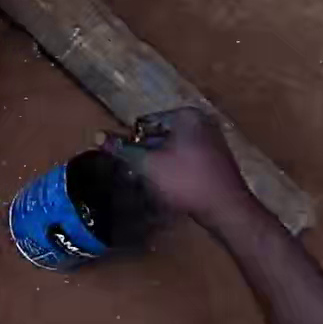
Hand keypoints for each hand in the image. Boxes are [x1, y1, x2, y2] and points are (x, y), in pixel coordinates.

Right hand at [105, 107, 255, 224]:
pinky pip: (187, 160)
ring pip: (173, 149)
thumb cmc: (186, 182)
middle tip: (142, 174)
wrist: (225, 208)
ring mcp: (213, 140)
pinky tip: (174, 187)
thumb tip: (97, 136)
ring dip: (161, 163)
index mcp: (187, 115)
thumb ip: (122, 149)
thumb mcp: (148, 164)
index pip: (145, 122)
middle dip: (148, 153)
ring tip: (158, 183)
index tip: (134, 163)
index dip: (134, 142)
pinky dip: (177, 170)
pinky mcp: (217, 160)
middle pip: (160, 135)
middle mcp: (202, 122)